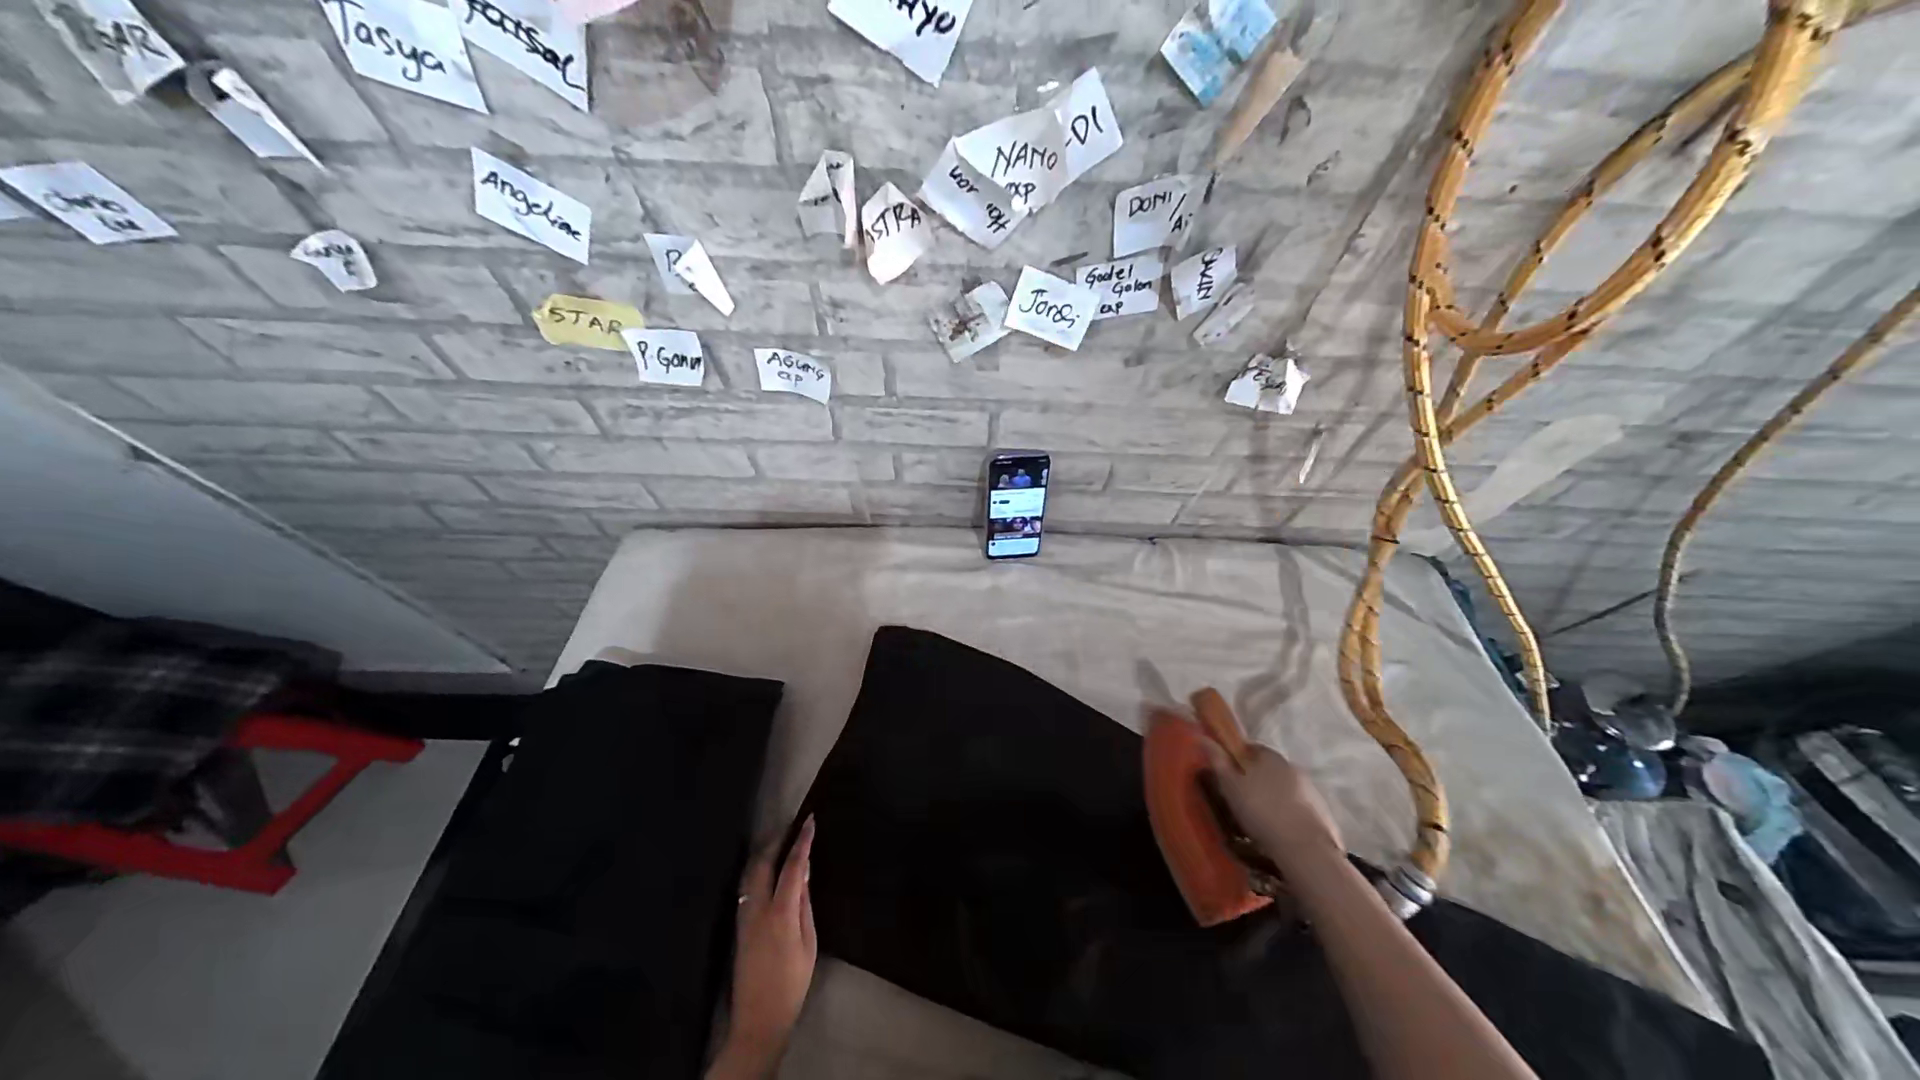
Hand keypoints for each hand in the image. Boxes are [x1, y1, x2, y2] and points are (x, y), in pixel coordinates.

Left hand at [709, 816, 816, 1079]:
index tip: (810, 820)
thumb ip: (804, 904)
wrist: (758, 1017)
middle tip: (794, 824)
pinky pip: (746, 884)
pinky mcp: (738, 923)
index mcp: (780, 913)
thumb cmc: (792, 982)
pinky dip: (758, 867)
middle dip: (778, 839)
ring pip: (751, 871)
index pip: (792, 866)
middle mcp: (757, 907)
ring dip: (765, 851)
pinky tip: (767, 865)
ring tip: (781, 838)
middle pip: (763, 862)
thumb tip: (804, 872)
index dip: (802, 841)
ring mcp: (743, 914)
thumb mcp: (809, 943)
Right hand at [1202, 740, 1344, 878]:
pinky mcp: (1323, 812)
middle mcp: (1292, 766)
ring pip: (1285, 788)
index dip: (1237, 758)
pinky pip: (1300, 807)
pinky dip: (1290, 813)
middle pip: (1269, 767)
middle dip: (1256, 779)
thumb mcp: (1230, 787)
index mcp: (1269, 756)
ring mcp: (1311, 789)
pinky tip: (1281, 830)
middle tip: (1242, 798)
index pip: (1250, 747)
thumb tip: (1202, 737)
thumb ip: (1218, 762)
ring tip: (1261, 819)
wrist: (1305, 849)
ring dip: (1274, 797)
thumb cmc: (1261, 811)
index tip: (1228, 774)